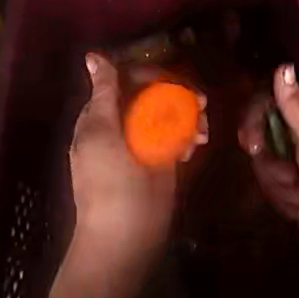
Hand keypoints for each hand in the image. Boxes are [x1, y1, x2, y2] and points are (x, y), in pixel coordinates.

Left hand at [64, 53, 186, 284]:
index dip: (149, 75)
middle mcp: (121, 125)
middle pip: (151, 94)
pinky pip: (177, 137)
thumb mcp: (101, 134)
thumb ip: (103, 94)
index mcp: (100, 116)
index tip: (172, 81)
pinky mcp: (160, 162)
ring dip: (189, 115)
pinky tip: (199, 145)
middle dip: (177, 94)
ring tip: (205, 128)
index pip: (125, 80)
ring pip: (168, 114)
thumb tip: (93, 55)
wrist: (123, 241)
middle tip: (202, 101)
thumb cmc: (108, 185)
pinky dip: (189, 136)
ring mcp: (142, 144)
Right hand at [238, 64, 298, 265]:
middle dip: (272, 168)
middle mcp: (298, 138)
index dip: (253, 124)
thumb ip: (293, 104)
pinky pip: (273, 191)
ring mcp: (296, 165)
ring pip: (265, 170)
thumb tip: (284, 67)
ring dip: (281, 188)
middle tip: (291, 178)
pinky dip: (285, 202)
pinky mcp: (294, 189)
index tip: (251, 145)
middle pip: (261, 143)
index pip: (265, 108)